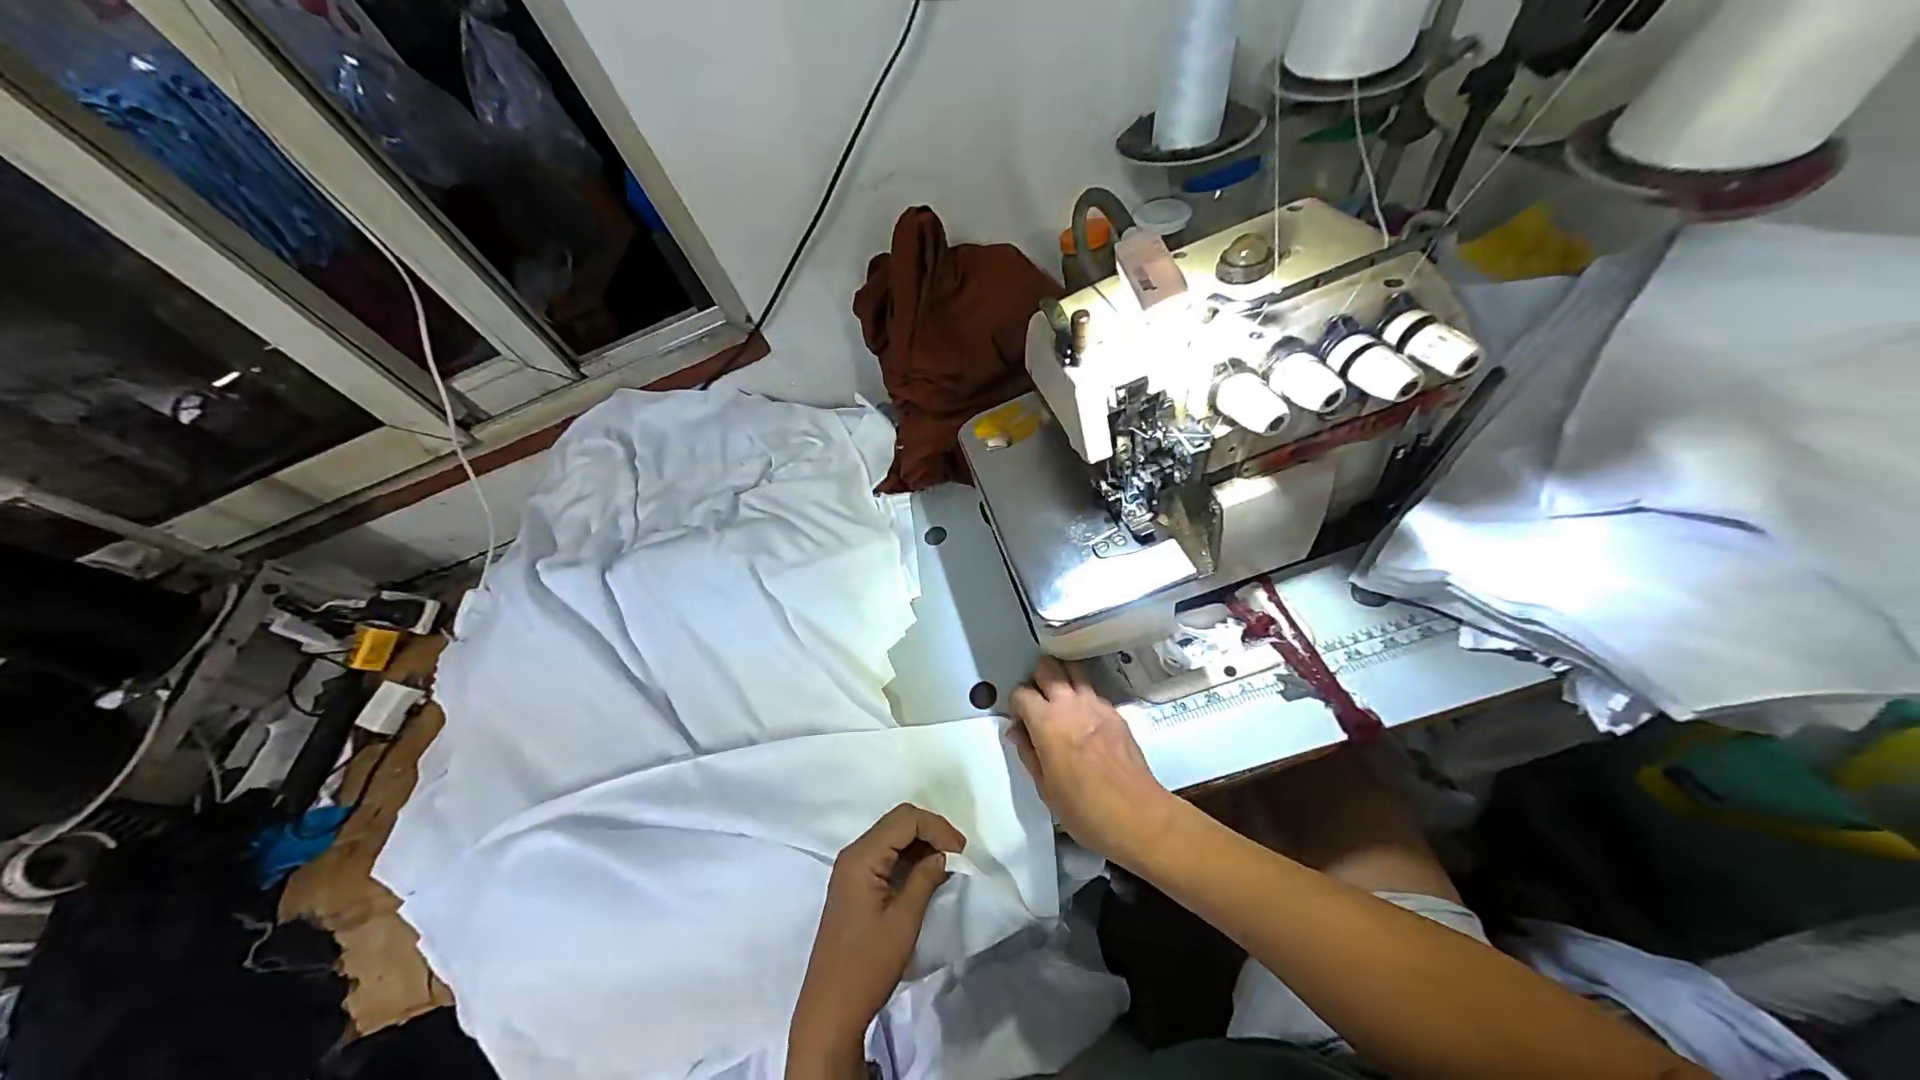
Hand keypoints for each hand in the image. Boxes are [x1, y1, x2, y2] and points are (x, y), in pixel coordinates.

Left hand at [788, 804, 965, 1077]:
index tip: (961, 853)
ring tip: (947, 864)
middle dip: (930, 830)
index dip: (937, 828)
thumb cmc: (868, 965)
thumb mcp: (904, 921)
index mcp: (861, 857)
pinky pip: (885, 855)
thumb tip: (942, 855)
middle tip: (957, 855)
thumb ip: (925, 878)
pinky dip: (908, 857)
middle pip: (897, 821)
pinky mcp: (854, 884)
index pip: (905, 820)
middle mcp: (853, 854)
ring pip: (892, 836)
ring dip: (921, 843)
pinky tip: (927, 874)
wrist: (830, 1008)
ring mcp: (851, 869)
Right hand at [1009, 657, 1181, 869]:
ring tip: (1060, 703)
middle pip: (1048, 668)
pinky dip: (1083, 697)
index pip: (1021, 693)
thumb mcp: (1045, 787)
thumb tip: (1018, 731)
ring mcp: (1097, 705)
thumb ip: (1028, 752)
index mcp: (1047, 721)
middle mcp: (1071, 704)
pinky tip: (1084, 720)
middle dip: (1037, 678)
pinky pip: (1093, 693)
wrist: (1137, 815)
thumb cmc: (1084, 808)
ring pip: (1074, 672)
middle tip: (1037, 702)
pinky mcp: (1116, 713)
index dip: (1016, 704)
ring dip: (1063, 681)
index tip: (1019, 720)